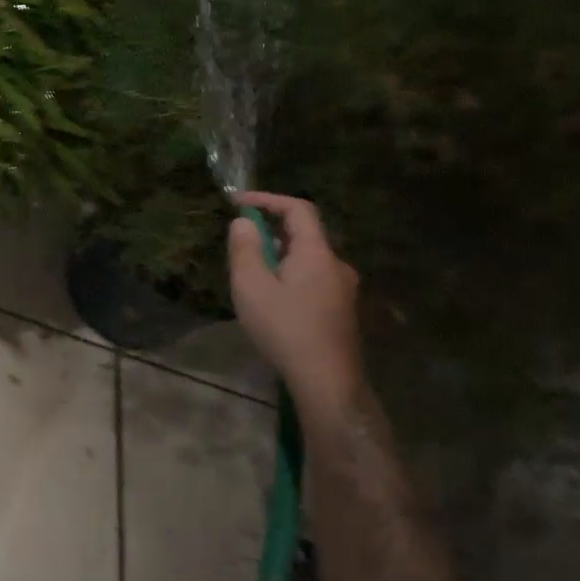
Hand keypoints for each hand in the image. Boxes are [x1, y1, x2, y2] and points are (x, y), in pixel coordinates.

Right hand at [226, 191, 363, 419]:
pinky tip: (270, 300)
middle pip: (303, 234)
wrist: (328, 381)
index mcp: (318, 254)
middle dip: (268, 232)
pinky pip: (312, 278)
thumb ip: (245, 249)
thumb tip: (244, 222)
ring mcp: (343, 289)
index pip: (298, 209)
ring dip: (277, 257)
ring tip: (249, 277)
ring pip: (306, 259)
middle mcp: (337, 265)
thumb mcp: (251, 285)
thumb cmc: (285, 328)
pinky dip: (288, 275)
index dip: (267, 200)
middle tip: (237, 247)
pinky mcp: (342, 309)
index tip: (236, 203)